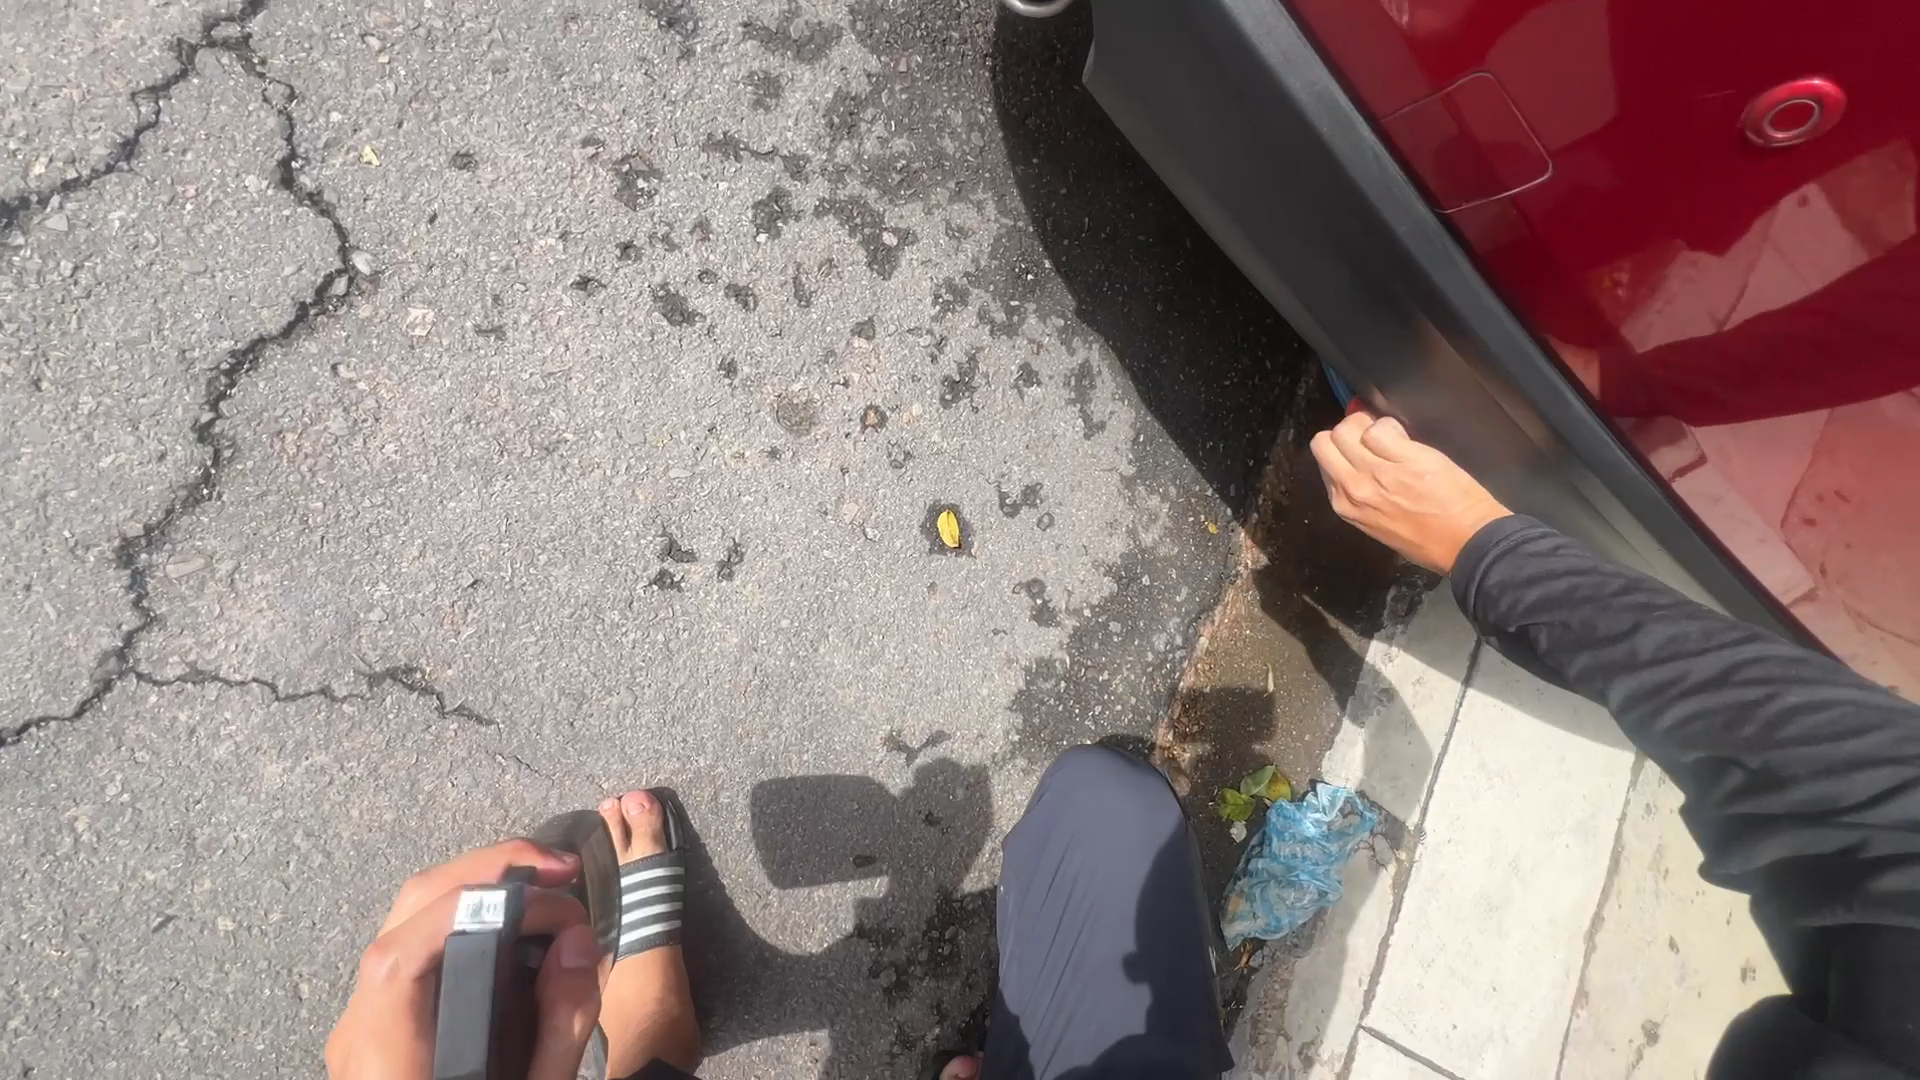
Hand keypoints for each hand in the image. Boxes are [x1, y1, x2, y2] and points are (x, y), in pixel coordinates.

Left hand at [326, 840, 602, 1079]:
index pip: (403, 952)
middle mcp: (364, 1023)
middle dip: (494, 867)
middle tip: (567, 870)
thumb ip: (563, 1020)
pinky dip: (478, 906)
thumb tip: (577, 938)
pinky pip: (426, 934)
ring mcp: (369, 1013)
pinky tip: (523, 918)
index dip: (473, 898)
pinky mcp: (388, 1011)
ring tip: (554, 886)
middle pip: (411, 908)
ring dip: (489, 879)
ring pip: (416, 911)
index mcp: (388, 1051)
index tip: (554, 891)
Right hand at [1310, 409, 1510, 573]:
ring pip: (1347, 428)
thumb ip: (1357, 495)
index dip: (1340, 449)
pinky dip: (1389, 425)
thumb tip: (1354, 462)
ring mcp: (1377, 472)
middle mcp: (1352, 487)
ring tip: (1389, 435)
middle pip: (1325, 441)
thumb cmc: (1423, 539)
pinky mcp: (1406, 459)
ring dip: (1367, 425)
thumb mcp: (1374, 523)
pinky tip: (1403, 436)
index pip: (1323, 461)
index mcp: (1343, 504)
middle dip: (1344, 432)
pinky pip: (1381, 428)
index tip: (1358, 449)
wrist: (1467, 541)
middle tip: (1367, 435)